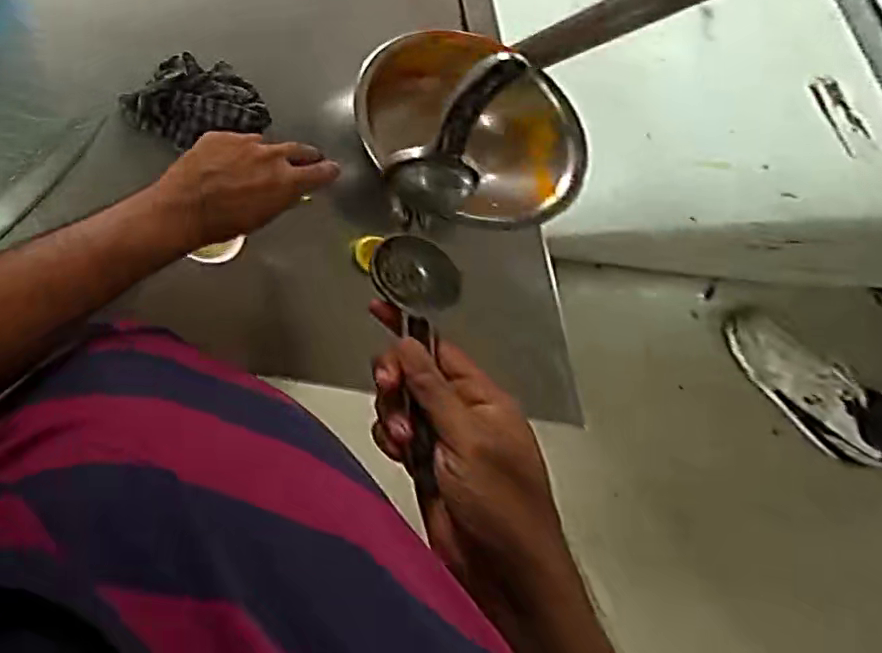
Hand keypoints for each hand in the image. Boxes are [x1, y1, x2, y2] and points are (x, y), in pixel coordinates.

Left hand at [152, 132, 339, 246]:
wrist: (183, 208)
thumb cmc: (220, 222)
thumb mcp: (261, 218)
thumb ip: (281, 199)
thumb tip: (287, 193)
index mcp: (286, 180)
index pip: (320, 171)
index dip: (327, 171)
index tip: (329, 170)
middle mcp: (269, 156)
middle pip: (296, 149)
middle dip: (301, 156)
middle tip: (301, 161)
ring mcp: (243, 142)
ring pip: (261, 144)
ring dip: (260, 153)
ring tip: (248, 167)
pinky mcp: (219, 136)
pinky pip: (233, 140)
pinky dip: (232, 150)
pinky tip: (221, 163)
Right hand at [369, 302, 611, 652]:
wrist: (500, 573)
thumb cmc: (503, 508)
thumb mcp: (469, 441)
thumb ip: (432, 389)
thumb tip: (408, 344)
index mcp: (484, 401)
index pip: (440, 350)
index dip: (409, 329)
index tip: (378, 308)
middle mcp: (461, 413)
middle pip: (410, 373)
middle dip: (394, 380)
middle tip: (388, 391)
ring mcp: (440, 437)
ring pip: (396, 401)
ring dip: (392, 415)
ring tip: (404, 442)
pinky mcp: (422, 459)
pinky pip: (391, 429)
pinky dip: (388, 436)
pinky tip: (398, 453)